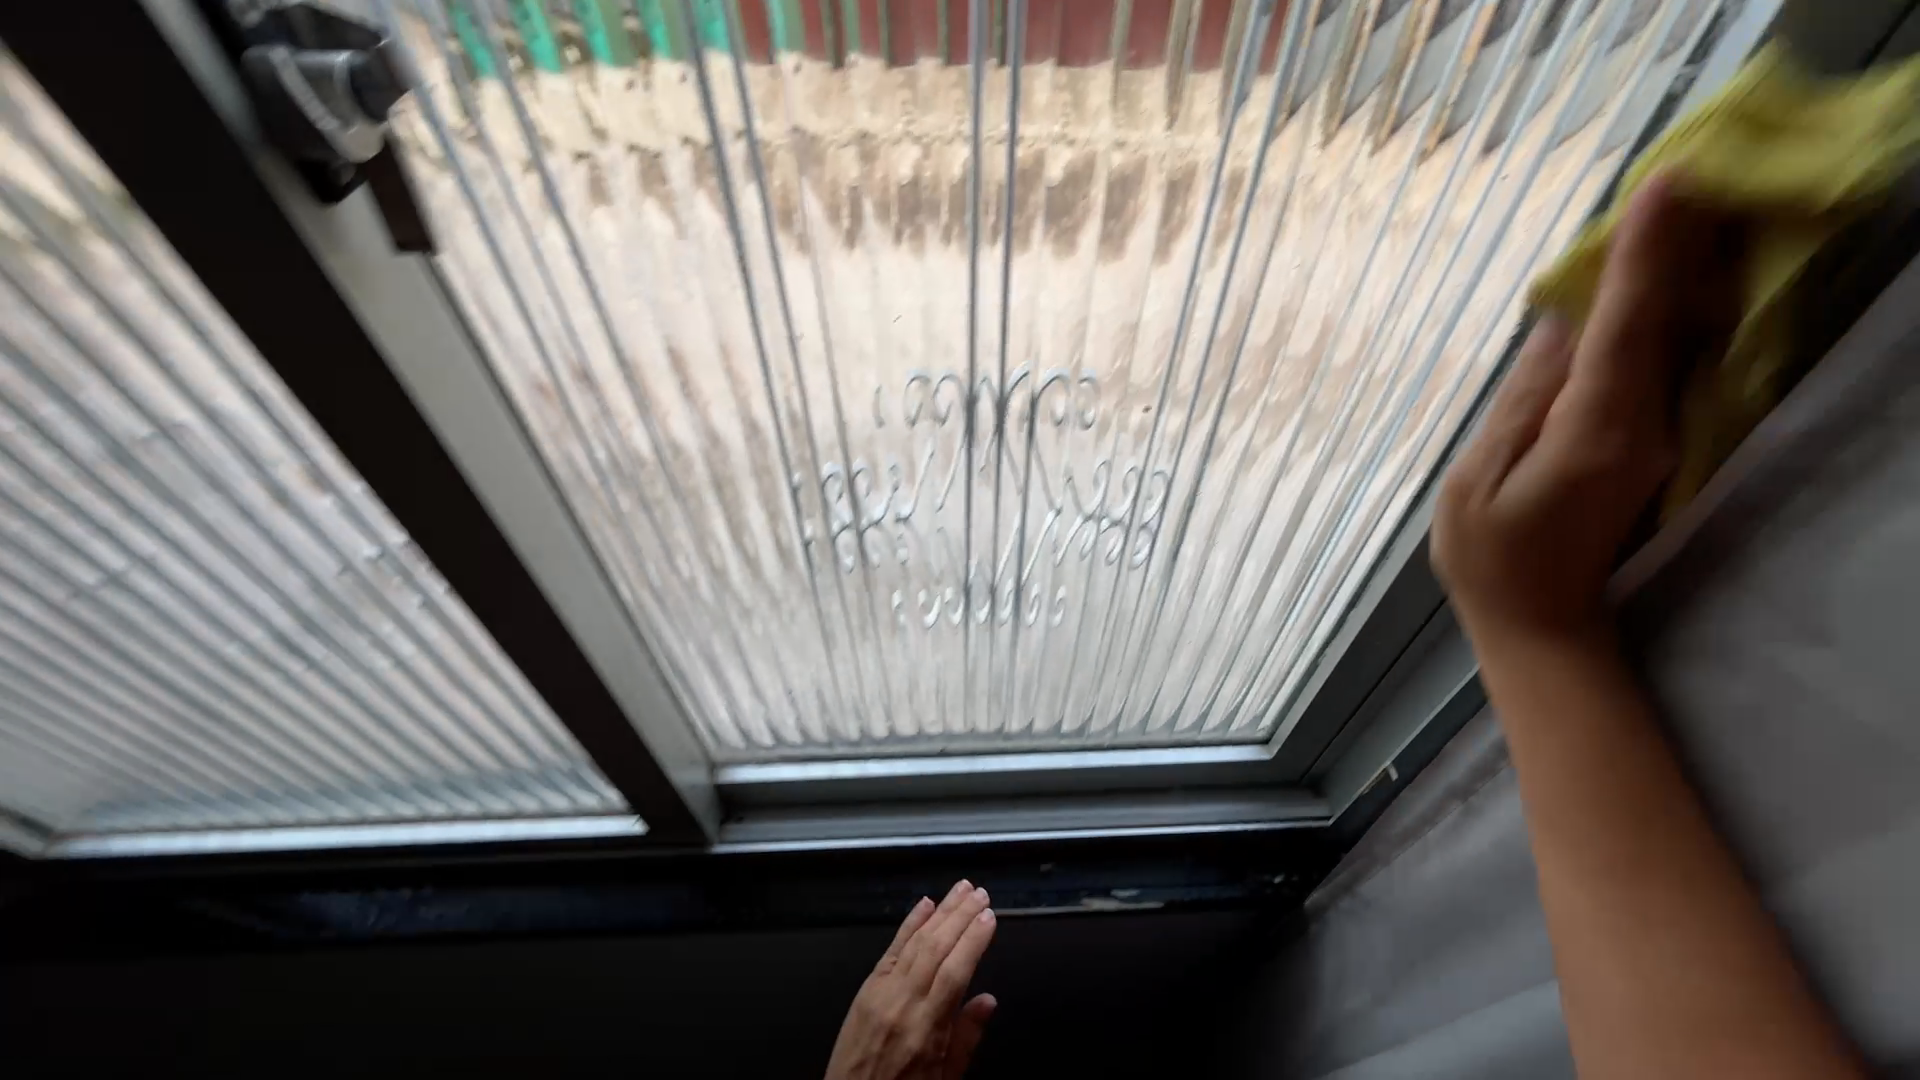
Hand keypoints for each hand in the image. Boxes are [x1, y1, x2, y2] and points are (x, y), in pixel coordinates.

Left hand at [825, 880, 998, 1079]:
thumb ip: (966, 1039)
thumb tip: (988, 1000)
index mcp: (927, 1029)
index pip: (956, 972)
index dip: (973, 940)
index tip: (990, 916)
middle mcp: (903, 1003)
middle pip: (936, 948)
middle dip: (960, 916)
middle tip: (979, 893)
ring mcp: (882, 992)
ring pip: (916, 943)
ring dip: (940, 912)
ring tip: (960, 890)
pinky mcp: (866, 988)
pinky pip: (891, 950)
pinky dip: (909, 924)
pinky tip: (924, 905)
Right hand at [1432, 173, 1741, 647]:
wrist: (1540, 620)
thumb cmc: (1489, 559)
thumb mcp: (1475, 483)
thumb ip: (1517, 407)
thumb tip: (1553, 335)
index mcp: (1591, 435)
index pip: (1622, 330)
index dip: (1642, 258)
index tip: (1664, 187)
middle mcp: (1641, 428)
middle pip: (1662, 325)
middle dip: (1673, 249)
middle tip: (1681, 177)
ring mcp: (1654, 437)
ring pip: (1670, 342)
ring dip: (1672, 276)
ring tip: (1673, 212)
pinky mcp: (1649, 444)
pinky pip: (1658, 368)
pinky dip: (1657, 320)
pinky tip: (1654, 287)